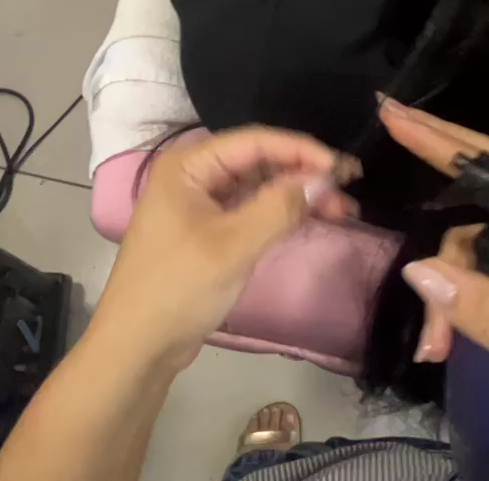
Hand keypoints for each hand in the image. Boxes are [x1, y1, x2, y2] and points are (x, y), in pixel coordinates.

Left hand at [88, 127, 358, 371]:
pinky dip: (282, 213)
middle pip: (258, 160)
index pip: (254, 141)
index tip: (343, 166)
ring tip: (344, 209)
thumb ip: (279, 208)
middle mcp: (194, 174)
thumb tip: (324, 178)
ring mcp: (201, 202)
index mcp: (189, 164)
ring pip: (259, 185)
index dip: (301, 149)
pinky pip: (252, 208)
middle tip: (351, 187)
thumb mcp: (232, 247)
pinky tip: (314, 219)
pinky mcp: (210, 228)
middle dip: (303, 172)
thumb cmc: (178, 288)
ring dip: (297, 193)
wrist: (137, 347)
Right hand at [378, 98, 488, 480]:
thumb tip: (416, 268)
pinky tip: (441, 343)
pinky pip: (475, 276)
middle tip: (386, 122)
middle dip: (432, 165)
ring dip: (442, 287)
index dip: (445, 138)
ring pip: (468, 247)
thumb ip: (485, 311)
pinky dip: (452, 303)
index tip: (397, 117)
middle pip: (478, 193)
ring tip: (433, 344)